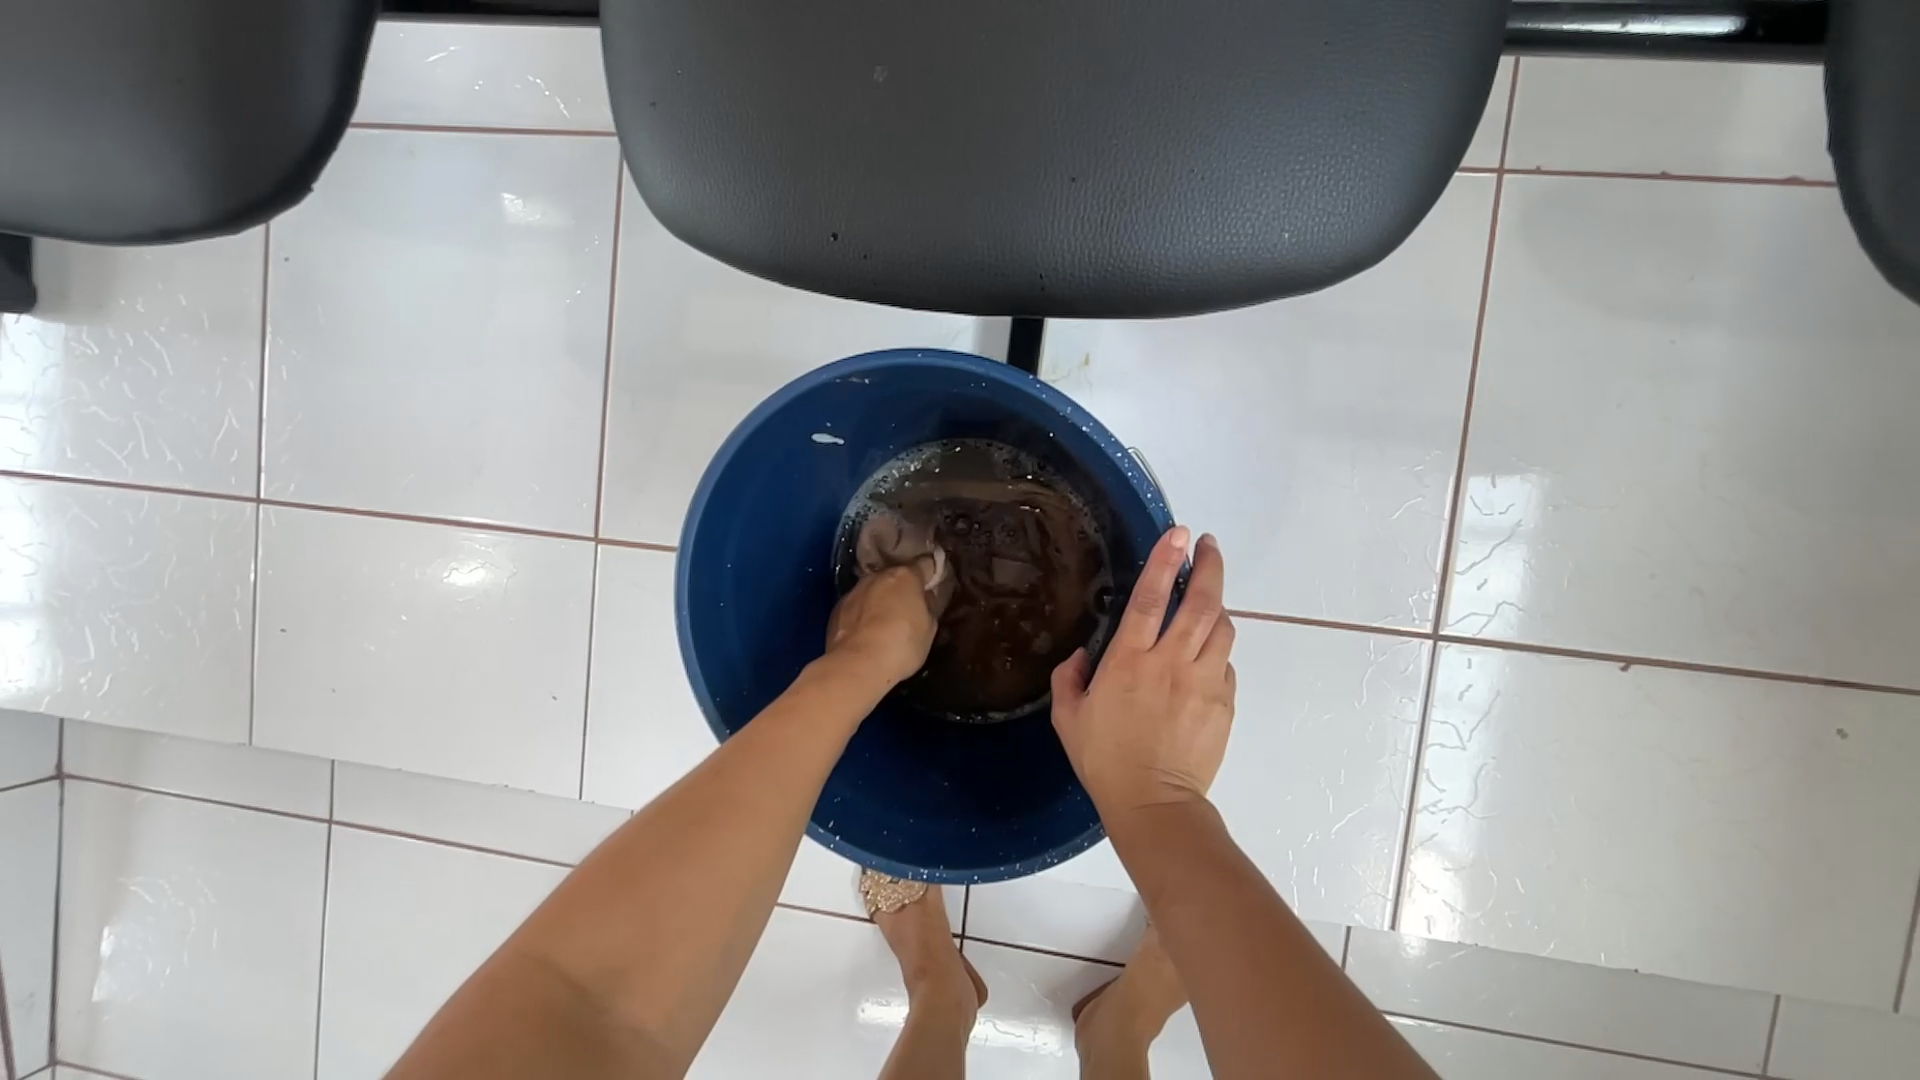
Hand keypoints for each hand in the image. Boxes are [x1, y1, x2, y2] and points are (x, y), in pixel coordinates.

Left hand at [825, 565, 940, 686]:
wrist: (857, 665)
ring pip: (873, 590)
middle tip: (909, 608)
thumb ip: (928, 608)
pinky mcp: (837, 609)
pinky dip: (862, 614)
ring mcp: (854, 591)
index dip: (932, 572)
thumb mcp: (929, 629)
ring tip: (885, 624)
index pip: (925, 564)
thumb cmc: (902, 645)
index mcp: (905, 576)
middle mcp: (877, 577)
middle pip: (895, 577)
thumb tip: (923, 600)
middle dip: (902, 589)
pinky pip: (857, 606)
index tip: (935, 581)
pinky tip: (866, 633)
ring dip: (880, 601)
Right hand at [1051, 526, 1235, 816]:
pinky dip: (1217, 650)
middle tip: (1208, 544)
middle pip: (1200, 603)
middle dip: (1208, 566)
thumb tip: (1083, 655)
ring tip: (1206, 599)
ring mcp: (1204, 682)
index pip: (1149, 599)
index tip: (1179, 534)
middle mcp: (1171, 663)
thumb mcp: (1068, 718)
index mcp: (1129, 662)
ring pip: (1221, 628)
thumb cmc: (1104, 760)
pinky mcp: (1224, 703)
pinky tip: (1204, 655)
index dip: (1164, 561)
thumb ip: (1070, 678)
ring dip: (1216, 606)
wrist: (1154, 805)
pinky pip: (1225, 663)